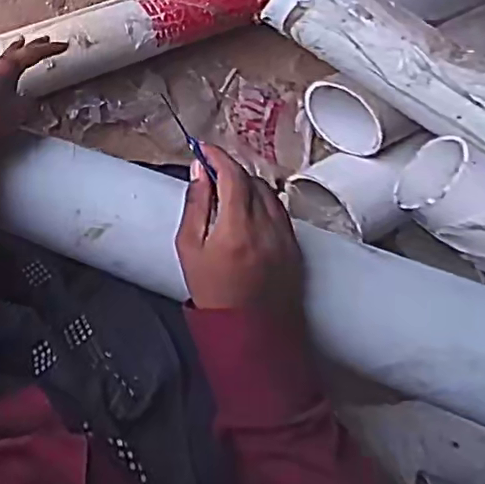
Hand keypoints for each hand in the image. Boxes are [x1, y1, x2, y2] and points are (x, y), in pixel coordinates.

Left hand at [0, 37, 67, 132]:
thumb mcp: (18, 112)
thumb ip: (28, 104)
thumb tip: (32, 102)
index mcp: (8, 67)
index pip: (33, 53)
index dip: (49, 49)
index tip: (62, 45)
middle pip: (15, 52)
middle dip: (30, 46)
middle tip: (42, 40)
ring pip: (1, 59)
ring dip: (13, 55)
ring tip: (20, 49)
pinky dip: (1, 67)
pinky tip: (2, 73)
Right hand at [176, 143, 305, 322]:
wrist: (250, 334)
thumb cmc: (213, 293)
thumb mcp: (188, 246)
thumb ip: (195, 204)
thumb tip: (200, 172)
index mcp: (237, 228)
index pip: (233, 175)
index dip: (217, 156)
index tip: (203, 149)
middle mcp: (267, 229)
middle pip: (251, 180)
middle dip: (229, 169)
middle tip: (209, 171)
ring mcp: (285, 238)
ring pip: (268, 194)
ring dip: (247, 184)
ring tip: (226, 191)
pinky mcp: (296, 249)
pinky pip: (280, 212)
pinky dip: (262, 202)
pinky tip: (246, 212)